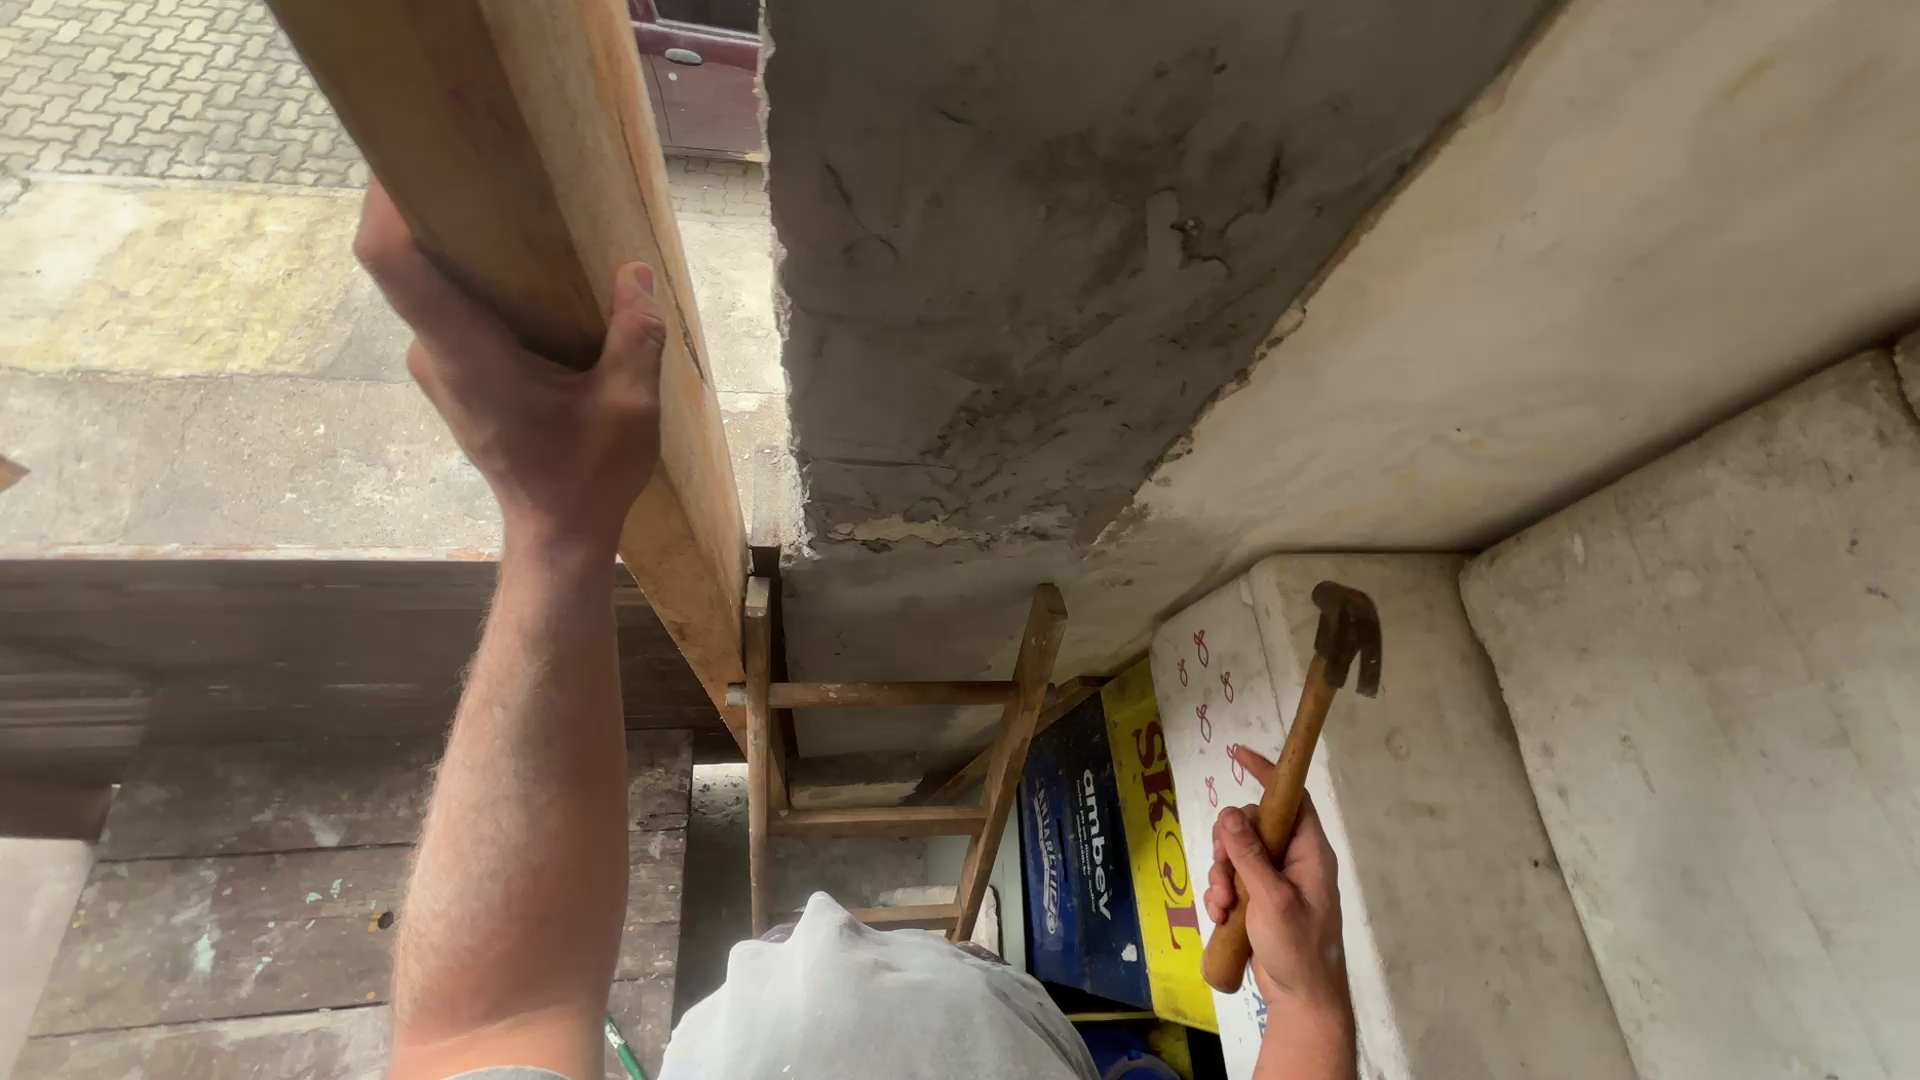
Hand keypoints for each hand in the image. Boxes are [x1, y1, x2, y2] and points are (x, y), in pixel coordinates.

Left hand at [353, 180, 664, 562]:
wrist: (558, 535)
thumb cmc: (590, 477)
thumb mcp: (631, 409)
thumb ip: (634, 337)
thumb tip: (634, 273)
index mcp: (468, 356)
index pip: (392, 260)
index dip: (386, 197)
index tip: (414, 149)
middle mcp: (436, 356)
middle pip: (414, 263)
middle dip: (448, 215)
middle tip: (505, 181)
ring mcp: (440, 370)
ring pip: (437, 291)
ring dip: (474, 257)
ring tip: (531, 232)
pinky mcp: (455, 381)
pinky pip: (455, 316)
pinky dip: (486, 292)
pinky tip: (537, 293)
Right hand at [1205, 746, 1351, 1024]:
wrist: (1303, 1001)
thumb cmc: (1299, 948)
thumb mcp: (1271, 899)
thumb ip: (1248, 854)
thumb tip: (1229, 812)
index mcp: (1309, 852)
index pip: (1290, 798)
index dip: (1268, 773)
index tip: (1238, 753)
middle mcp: (1293, 859)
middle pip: (1251, 826)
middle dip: (1227, 845)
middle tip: (1221, 869)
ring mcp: (1276, 880)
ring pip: (1236, 854)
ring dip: (1221, 876)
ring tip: (1223, 905)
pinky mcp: (1260, 900)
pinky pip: (1233, 880)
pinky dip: (1221, 894)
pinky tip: (1221, 916)